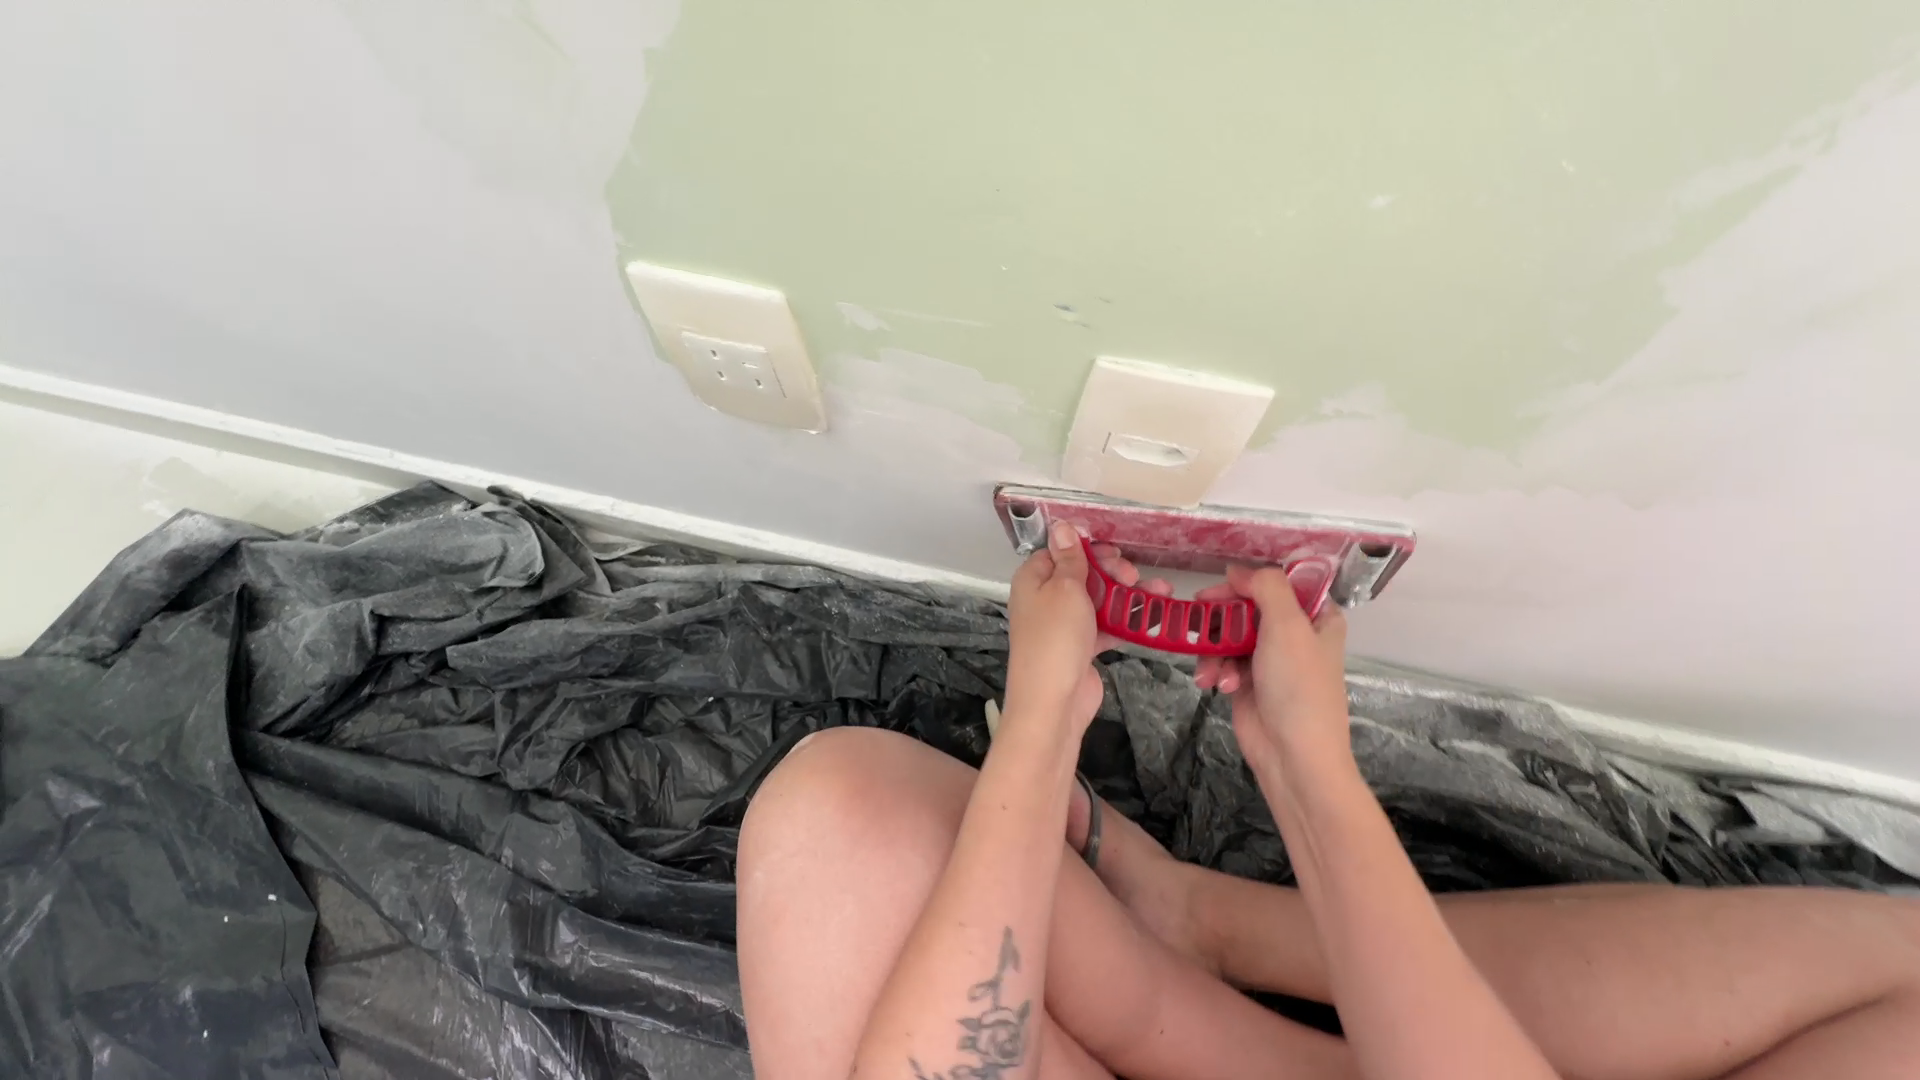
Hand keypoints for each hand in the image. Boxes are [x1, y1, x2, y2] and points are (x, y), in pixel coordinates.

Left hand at [1003, 523, 1173, 735]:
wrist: (1053, 702)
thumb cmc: (1055, 637)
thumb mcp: (1064, 588)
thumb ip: (1069, 558)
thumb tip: (1061, 525)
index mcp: (1032, 580)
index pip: (1058, 552)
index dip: (1087, 548)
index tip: (1114, 550)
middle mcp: (1045, 600)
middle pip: (1082, 575)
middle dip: (1112, 571)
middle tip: (1132, 575)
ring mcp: (1064, 626)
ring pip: (1099, 601)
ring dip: (1129, 595)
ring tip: (1161, 590)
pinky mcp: (1081, 648)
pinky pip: (1107, 626)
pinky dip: (1128, 620)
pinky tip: (1154, 615)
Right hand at [1193, 566, 1351, 771]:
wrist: (1293, 755)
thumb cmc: (1298, 687)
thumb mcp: (1287, 626)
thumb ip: (1266, 587)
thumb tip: (1237, 570)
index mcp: (1317, 618)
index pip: (1281, 584)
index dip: (1251, 581)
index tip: (1224, 584)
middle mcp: (1294, 635)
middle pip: (1248, 607)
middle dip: (1223, 616)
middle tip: (1198, 612)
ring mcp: (1270, 659)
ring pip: (1229, 634)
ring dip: (1215, 649)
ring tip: (1212, 670)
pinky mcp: (1248, 681)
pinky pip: (1222, 661)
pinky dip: (1215, 670)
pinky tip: (1213, 684)